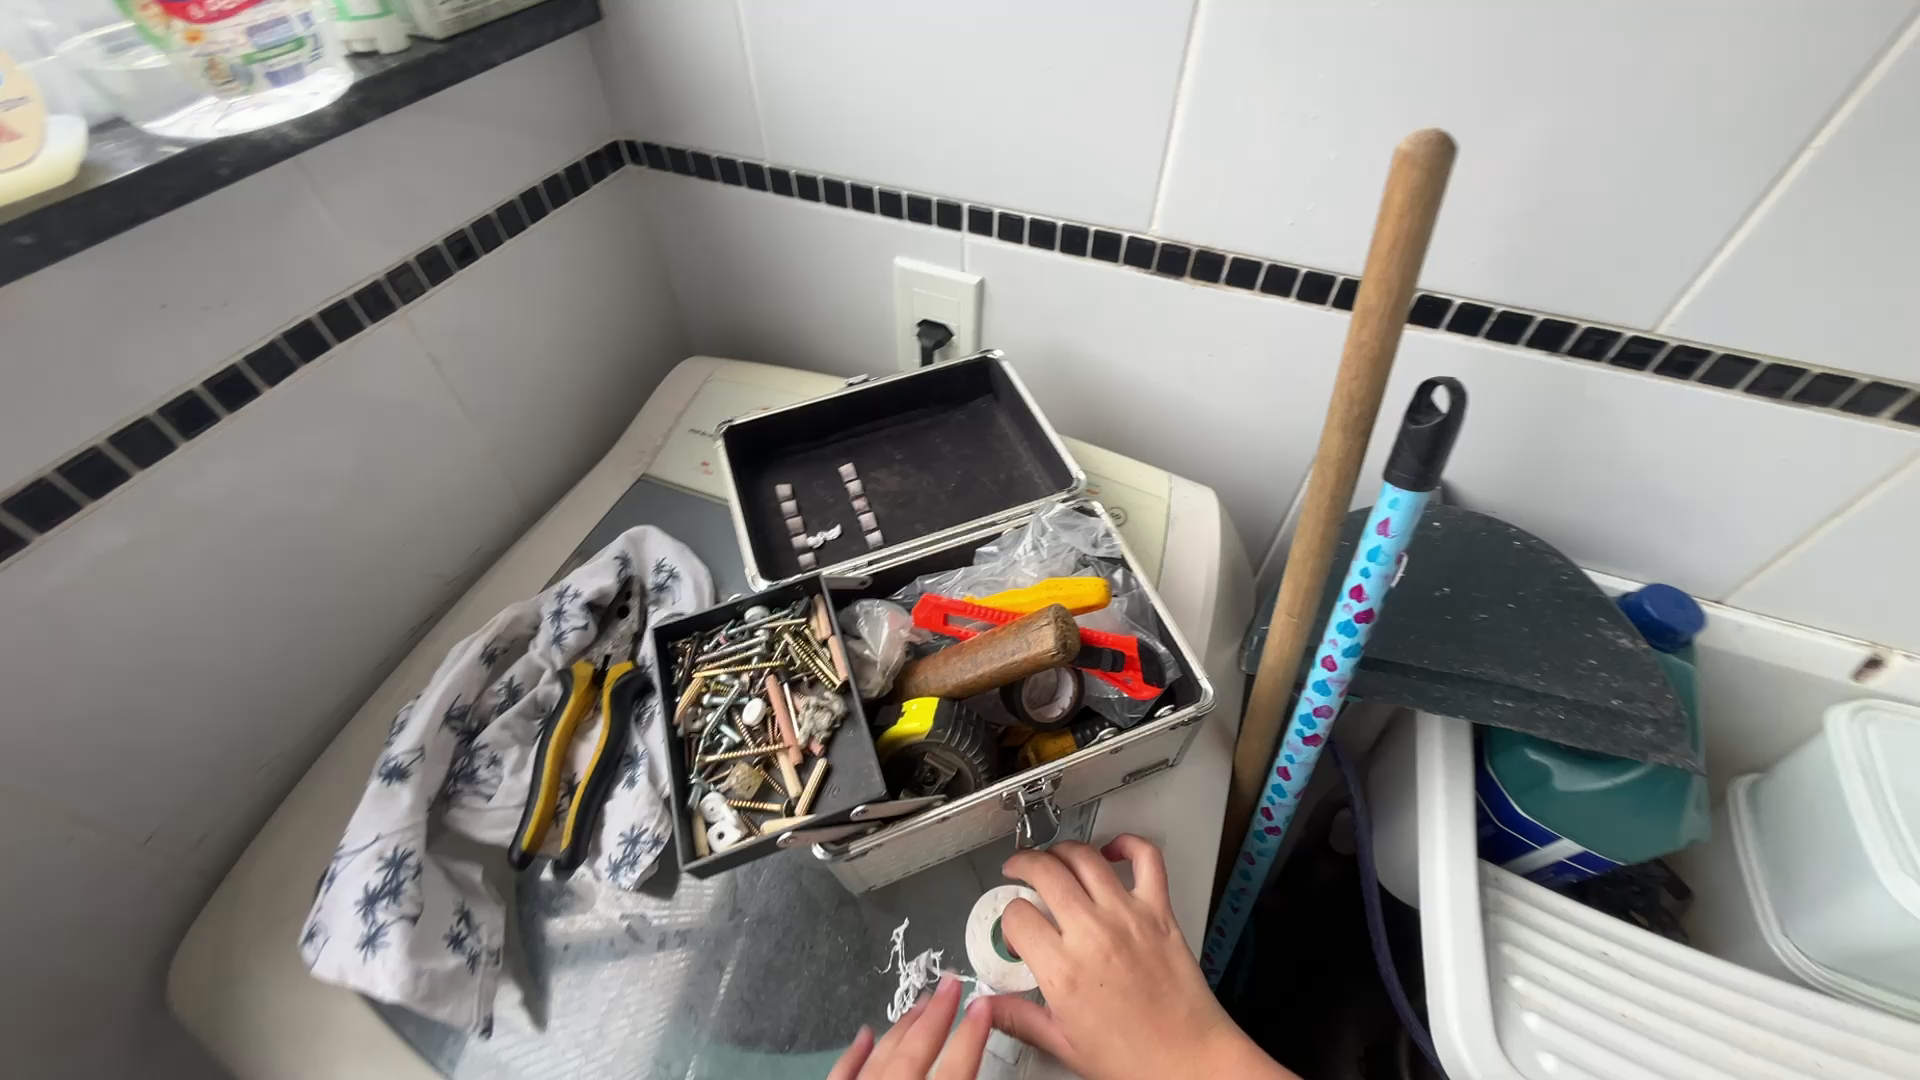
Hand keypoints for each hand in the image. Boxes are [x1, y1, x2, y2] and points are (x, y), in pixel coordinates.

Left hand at [829, 973, 989, 1079]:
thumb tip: (981, 1070)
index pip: (955, 1071)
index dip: (971, 1036)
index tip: (984, 1003)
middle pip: (916, 1053)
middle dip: (936, 1016)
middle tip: (952, 981)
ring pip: (882, 1058)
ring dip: (902, 1029)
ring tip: (921, 1002)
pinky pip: (842, 1077)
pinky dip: (853, 1055)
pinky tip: (864, 1033)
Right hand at [985, 836, 1295, 1079]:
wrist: (1190, 1064)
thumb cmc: (1136, 1062)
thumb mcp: (1065, 1046)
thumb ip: (1021, 1019)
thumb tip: (990, 1007)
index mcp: (1064, 972)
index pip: (1017, 916)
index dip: (1009, 918)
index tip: (1016, 928)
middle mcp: (1092, 934)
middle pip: (1044, 872)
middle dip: (1022, 865)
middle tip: (1019, 871)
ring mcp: (1126, 916)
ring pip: (1083, 857)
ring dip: (1061, 850)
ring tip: (1053, 859)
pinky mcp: (1158, 910)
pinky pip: (1145, 858)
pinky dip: (1128, 843)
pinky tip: (1112, 850)